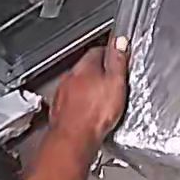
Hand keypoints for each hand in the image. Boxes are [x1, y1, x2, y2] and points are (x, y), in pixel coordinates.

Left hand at [48, 35, 128, 154]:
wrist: (74, 138)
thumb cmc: (95, 113)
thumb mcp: (116, 83)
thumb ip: (117, 61)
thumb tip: (120, 41)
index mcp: (85, 66)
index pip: (97, 50)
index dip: (109, 53)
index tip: (117, 57)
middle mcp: (70, 76)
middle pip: (86, 67)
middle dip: (98, 71)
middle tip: (111, 79)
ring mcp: (62, 93)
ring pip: (77, 83)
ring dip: (88, 87)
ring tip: (101, 97)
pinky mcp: (59, 109)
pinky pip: (71, 100)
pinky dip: (80, 102)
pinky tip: (88, 110)